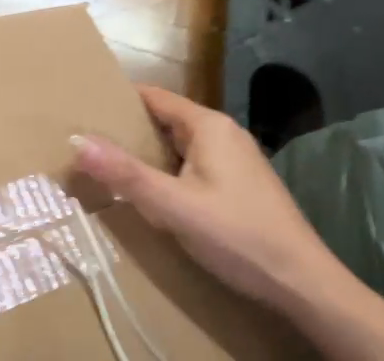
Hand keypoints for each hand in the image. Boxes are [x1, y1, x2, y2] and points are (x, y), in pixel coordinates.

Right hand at [71, 84, 348, 314]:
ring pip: (177, 146)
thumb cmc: (239, 237)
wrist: (307, 288)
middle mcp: (223, 133)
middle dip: (127, 132)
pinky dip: (168, 173)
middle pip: (163, 120)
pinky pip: (192, 166)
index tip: (81, 112)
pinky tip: (152, 196)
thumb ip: (125, 173)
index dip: (116, 102)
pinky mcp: (240, 186)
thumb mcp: (174, 206)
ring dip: (147, 156)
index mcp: (208, 125)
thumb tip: (76, 139)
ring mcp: (236, 160)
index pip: (151, 96)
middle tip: (88, 145)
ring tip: (110, 169)